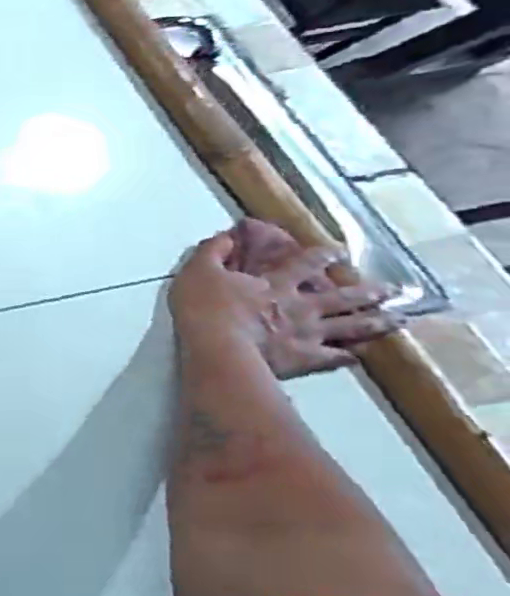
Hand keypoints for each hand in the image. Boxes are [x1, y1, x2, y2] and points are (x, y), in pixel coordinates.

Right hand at [169, 219, 399, 378]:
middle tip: (393, 289)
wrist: (218, 346)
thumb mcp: (198, 271)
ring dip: (377, 322)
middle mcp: (302, 306)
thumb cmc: (203, 305)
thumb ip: (213, 252)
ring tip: (398, 319)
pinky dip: (350, 355)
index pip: (304, 264)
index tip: (340, 251)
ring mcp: (310, 334)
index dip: (322, 255)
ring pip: (353, 327)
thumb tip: (227, 236)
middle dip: (368, 291)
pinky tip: (358, 355)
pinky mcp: (308, 358)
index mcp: (275, 284)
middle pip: (342, 297)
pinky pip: (338, 357)